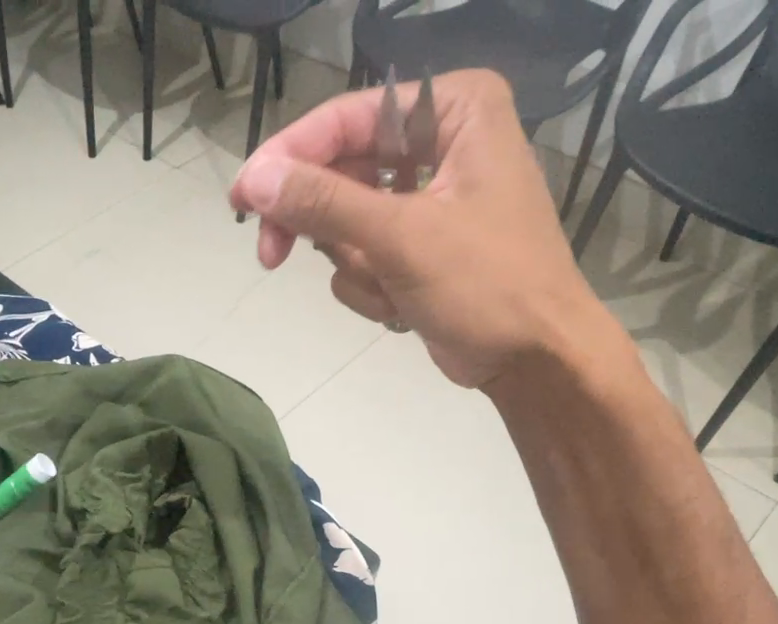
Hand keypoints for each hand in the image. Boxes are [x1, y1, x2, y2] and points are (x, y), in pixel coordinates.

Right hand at [228, 70, 626, 389]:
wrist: (536, 361)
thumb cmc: (488, 285)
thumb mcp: (402, 238)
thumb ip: (324, 203)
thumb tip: (253, 179)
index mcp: (455, 109)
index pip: (347, 119)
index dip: (288, 158)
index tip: (241, 197)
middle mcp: (441, 141)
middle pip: (338, 170)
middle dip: (324, 228)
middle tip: (271, 256)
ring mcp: (427, 195)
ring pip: (343, 219)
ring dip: (357, 267)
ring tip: (394, 291)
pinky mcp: (418, 243)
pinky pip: (361, 253)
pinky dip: (372, 286)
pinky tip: (404, 307)